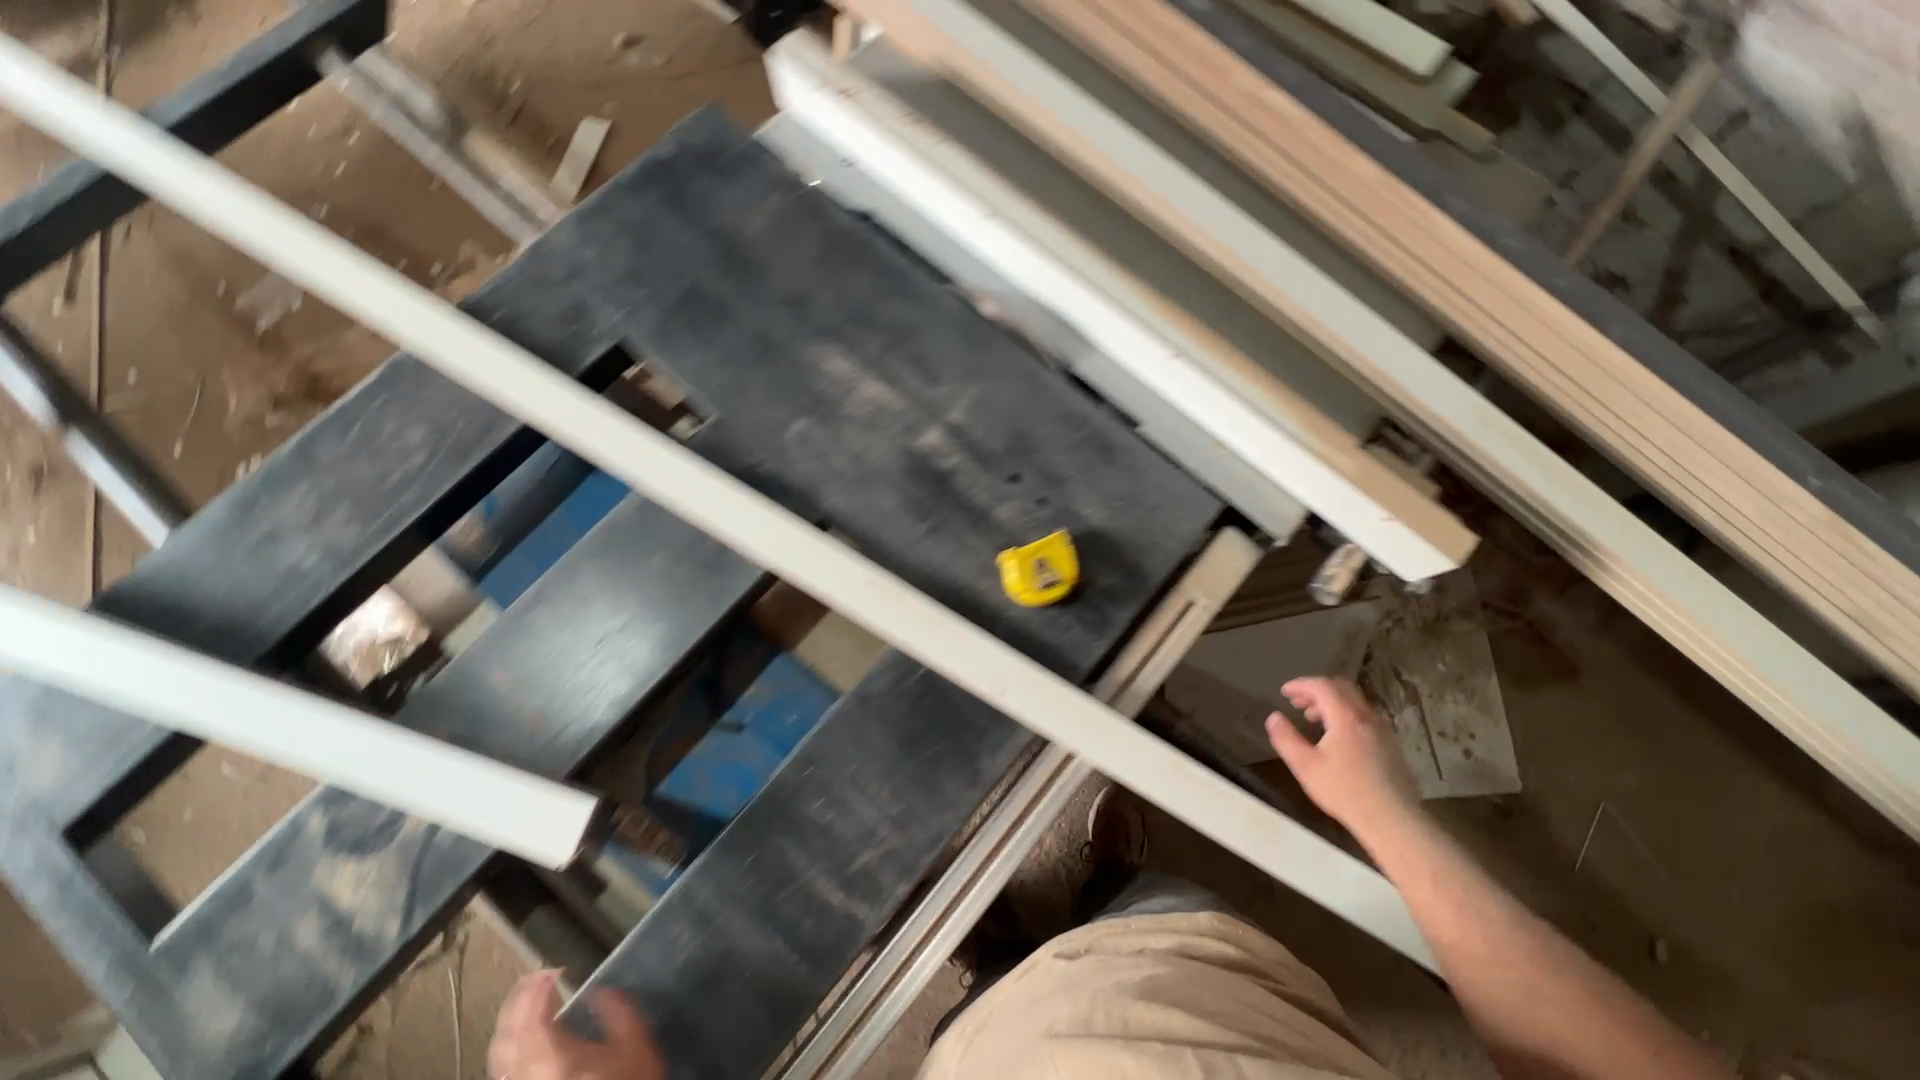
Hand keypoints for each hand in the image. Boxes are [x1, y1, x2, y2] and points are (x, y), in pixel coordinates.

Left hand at [487, 970, 665, 1079]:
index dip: (538, 988)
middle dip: (518, 1001)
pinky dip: (510, 1048)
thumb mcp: (636, 1047)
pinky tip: (525, 1042)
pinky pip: (506, 1073)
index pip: (532, 1015)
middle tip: (537, 979)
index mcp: (552, 1058)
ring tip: (528, 1004)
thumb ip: (618, 1012)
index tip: (556, 970)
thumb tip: (601, 991)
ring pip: (499, 1056)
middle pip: (506, 1034)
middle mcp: (527, 1076)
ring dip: (510, 1024)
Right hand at [1266, 677, 1422, 841]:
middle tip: (1298, 703)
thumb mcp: (1305, 766)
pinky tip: (1338, 738)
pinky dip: (1346, 715)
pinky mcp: (1391, 744)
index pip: (1322, 686)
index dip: (1301, 685)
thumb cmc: (1344, 791)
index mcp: (1346, 718)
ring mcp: (1384, 730)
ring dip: (1332, 703)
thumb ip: (1286, 738)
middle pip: (1342, 688)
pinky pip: (1365, 717)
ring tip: (1315, 719)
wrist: (1391, 818)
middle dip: (1317, 690)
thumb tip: (1273, 717)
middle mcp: (1368, 717)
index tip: (1284, 692)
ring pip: (1356, 702)